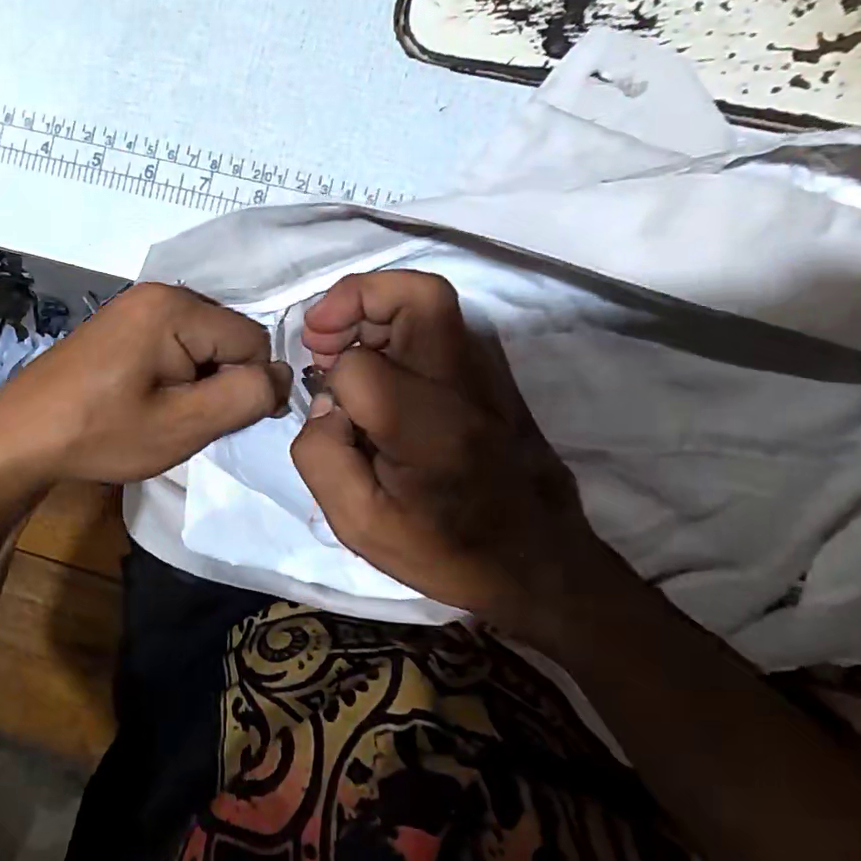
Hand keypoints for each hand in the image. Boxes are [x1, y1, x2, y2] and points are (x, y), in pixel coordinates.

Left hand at [0, 283, 290, 490]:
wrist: (21, 438)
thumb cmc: (101, 434)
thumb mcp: (184, 424)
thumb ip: (246, 396)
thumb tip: (284, 375)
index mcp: (175, 306)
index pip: (253, 340)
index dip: (245, 387)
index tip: (210, 421)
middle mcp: (158, 292)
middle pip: (227, 337)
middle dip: (219, 382)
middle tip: (180, 420)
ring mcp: (135, 305)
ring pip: (203, 344)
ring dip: (197, 381)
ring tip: (159, 413)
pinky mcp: (121, 324)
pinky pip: (174, 344)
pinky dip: (174, 374)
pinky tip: (144, 401)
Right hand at [290, 271, 613, 631]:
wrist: (540, 565)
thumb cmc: (445, 550)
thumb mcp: (359, 524)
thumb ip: (321, 456)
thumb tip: (326, 402)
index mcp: (430, 431)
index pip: (361, 369)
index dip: (330, 384)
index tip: (332, 418)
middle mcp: (467, 386)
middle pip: (416, 295)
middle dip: (354, 298)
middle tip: (321, 336)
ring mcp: (491, 373)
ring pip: (432, 299)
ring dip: (375, 308)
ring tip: (344, 347)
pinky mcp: (498, 374)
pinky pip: (444, 324)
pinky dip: (399, 325)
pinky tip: (380, 364)